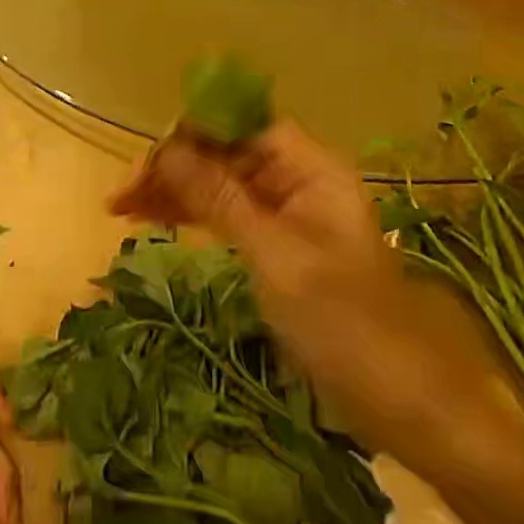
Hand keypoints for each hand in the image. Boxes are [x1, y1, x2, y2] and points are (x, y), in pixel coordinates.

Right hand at [112, 124, 523, 523]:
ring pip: (215, 182)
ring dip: (170, 190)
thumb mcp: (275, 256)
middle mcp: (293, 177)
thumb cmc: (345, 322)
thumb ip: (219, 197)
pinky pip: (222, 212)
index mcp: (308, 166)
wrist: (403, 400)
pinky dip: (188, 214)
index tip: (144, 162)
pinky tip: (153, 219)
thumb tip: (165, 147)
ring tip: (119, 208)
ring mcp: (282, 210)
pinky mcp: (272, 241)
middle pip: (219, 151)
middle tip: (120, 198)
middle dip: (170, 167)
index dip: (188, 133)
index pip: (237, 124)